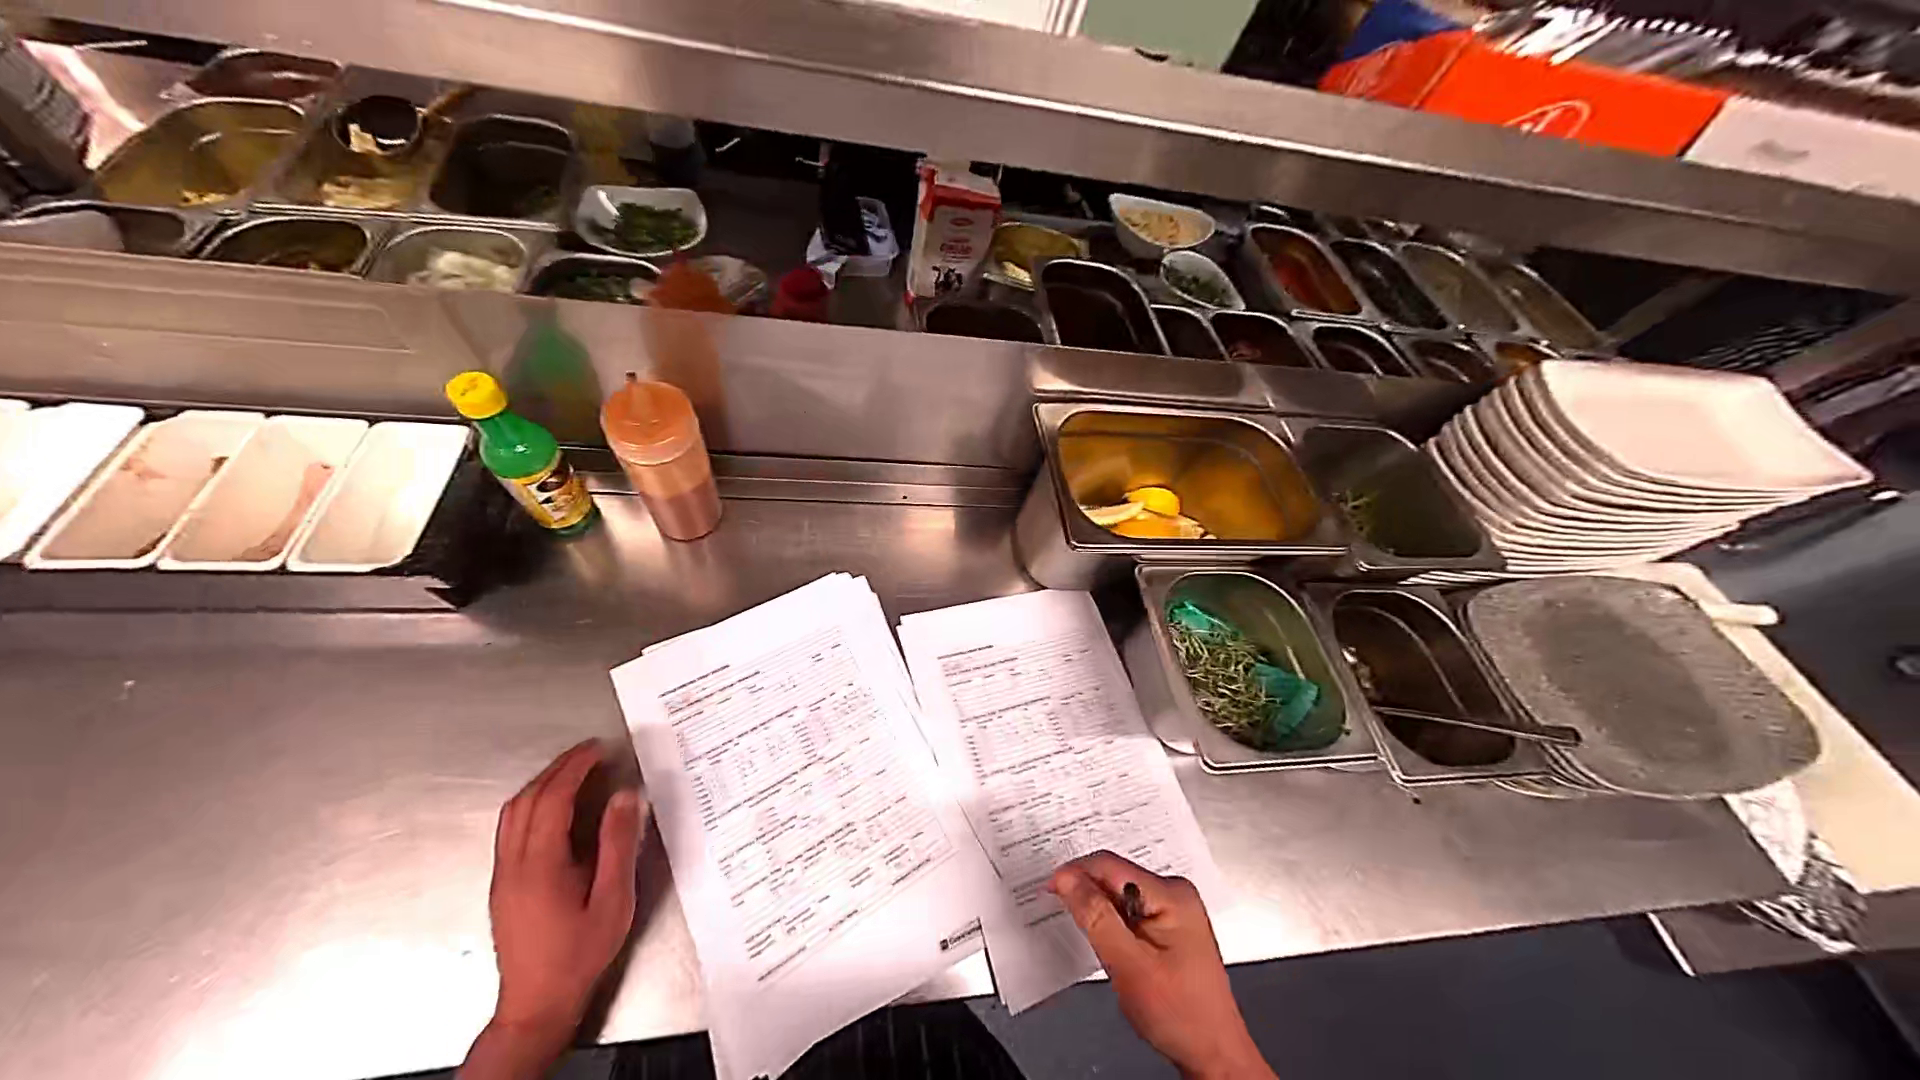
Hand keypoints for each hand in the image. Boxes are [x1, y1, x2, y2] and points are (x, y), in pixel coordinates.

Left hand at [459, 740, 645, 1079]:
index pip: (553, 799)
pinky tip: (556, 803)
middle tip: (590, 751)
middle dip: (559, 767)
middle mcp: (514, 864)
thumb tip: (624, 797)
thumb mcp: (613, 898)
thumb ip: (618, 844)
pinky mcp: (503, 883)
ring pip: (514, 812)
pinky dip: (534, 802)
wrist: (537, 1001)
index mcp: (541, 865)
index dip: (575, 768)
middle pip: (528, 799)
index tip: (598, 749)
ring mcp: (503, 874)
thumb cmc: (580, 953)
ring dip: (543, 783)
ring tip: (574, 769)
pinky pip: (512, 827)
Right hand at [1048, 852, 1273, 1079]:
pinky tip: (1119, 952)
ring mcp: (1173, 907)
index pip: (1109, 865)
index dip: (1075, 874)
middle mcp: (1175, 893)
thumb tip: (1069, 880)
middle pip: (1113, 876)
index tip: (1052, 888)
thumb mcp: (1129, 965)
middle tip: (1079, 928)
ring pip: (1118, 894)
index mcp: (1171, 894)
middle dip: (1090, 898)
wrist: (1213, 1054)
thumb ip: (1096, 917)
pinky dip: (1114, 925)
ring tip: (1108, 951)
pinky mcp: (1168, 922)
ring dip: (1102, 914)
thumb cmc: (1183, 1016)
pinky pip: (1128, 909)